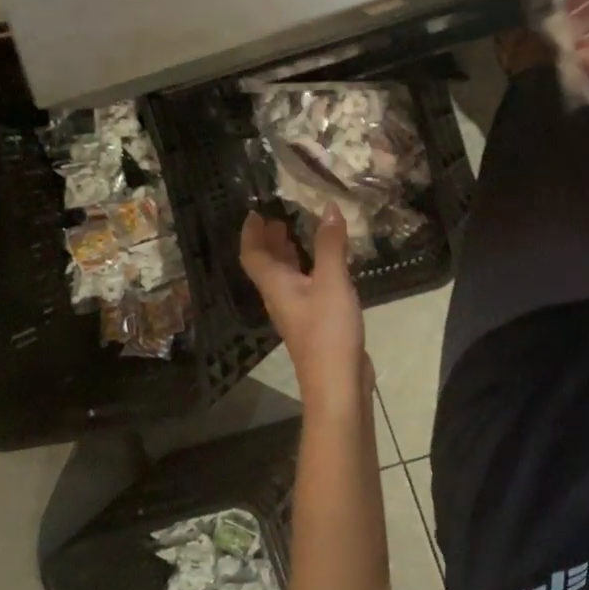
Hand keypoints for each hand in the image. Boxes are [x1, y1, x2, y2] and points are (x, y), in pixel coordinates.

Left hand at [240, 206, 368, 408]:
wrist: (337, 382)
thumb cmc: (328, 330)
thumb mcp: (332, 282)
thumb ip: (330, 245)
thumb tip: (330, 207)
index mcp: (276, 286)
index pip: (253, 255)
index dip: (251, 233)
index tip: (256, 211)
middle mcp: (281, 298)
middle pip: (267, 266)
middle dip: (269, 241)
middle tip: (279, 217)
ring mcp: (297, 312)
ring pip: (285, 277)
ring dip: (287, 254)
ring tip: (299, 234)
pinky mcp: (315, 323)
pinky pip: (304, 287)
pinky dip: (308, 270)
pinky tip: (326, 267)